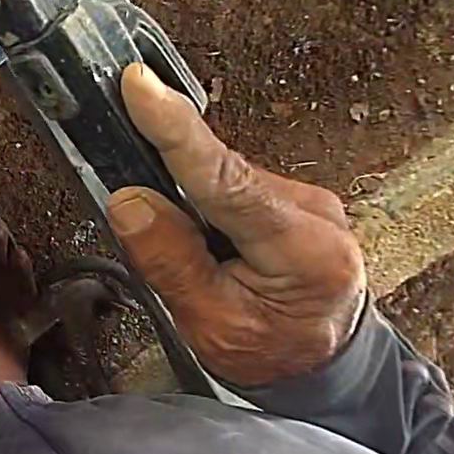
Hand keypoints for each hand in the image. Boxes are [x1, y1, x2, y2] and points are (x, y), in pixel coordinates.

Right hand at [105, 64, 365, 386]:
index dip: (175, 130)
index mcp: (302, 250)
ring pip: (222, 174)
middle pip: (218, 171)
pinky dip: (205, 201)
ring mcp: (308, 201)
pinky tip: (203, 236)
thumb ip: (169, 261)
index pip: (225, 177)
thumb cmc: (275, 355)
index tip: (140, 87)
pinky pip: (234, 182)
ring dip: (188, 197)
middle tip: (131, 199)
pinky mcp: (294, 198)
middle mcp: (313, 212)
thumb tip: (129, 201)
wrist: (323, 366)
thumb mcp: (211, 326)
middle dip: (169, 180)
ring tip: (188, 250)